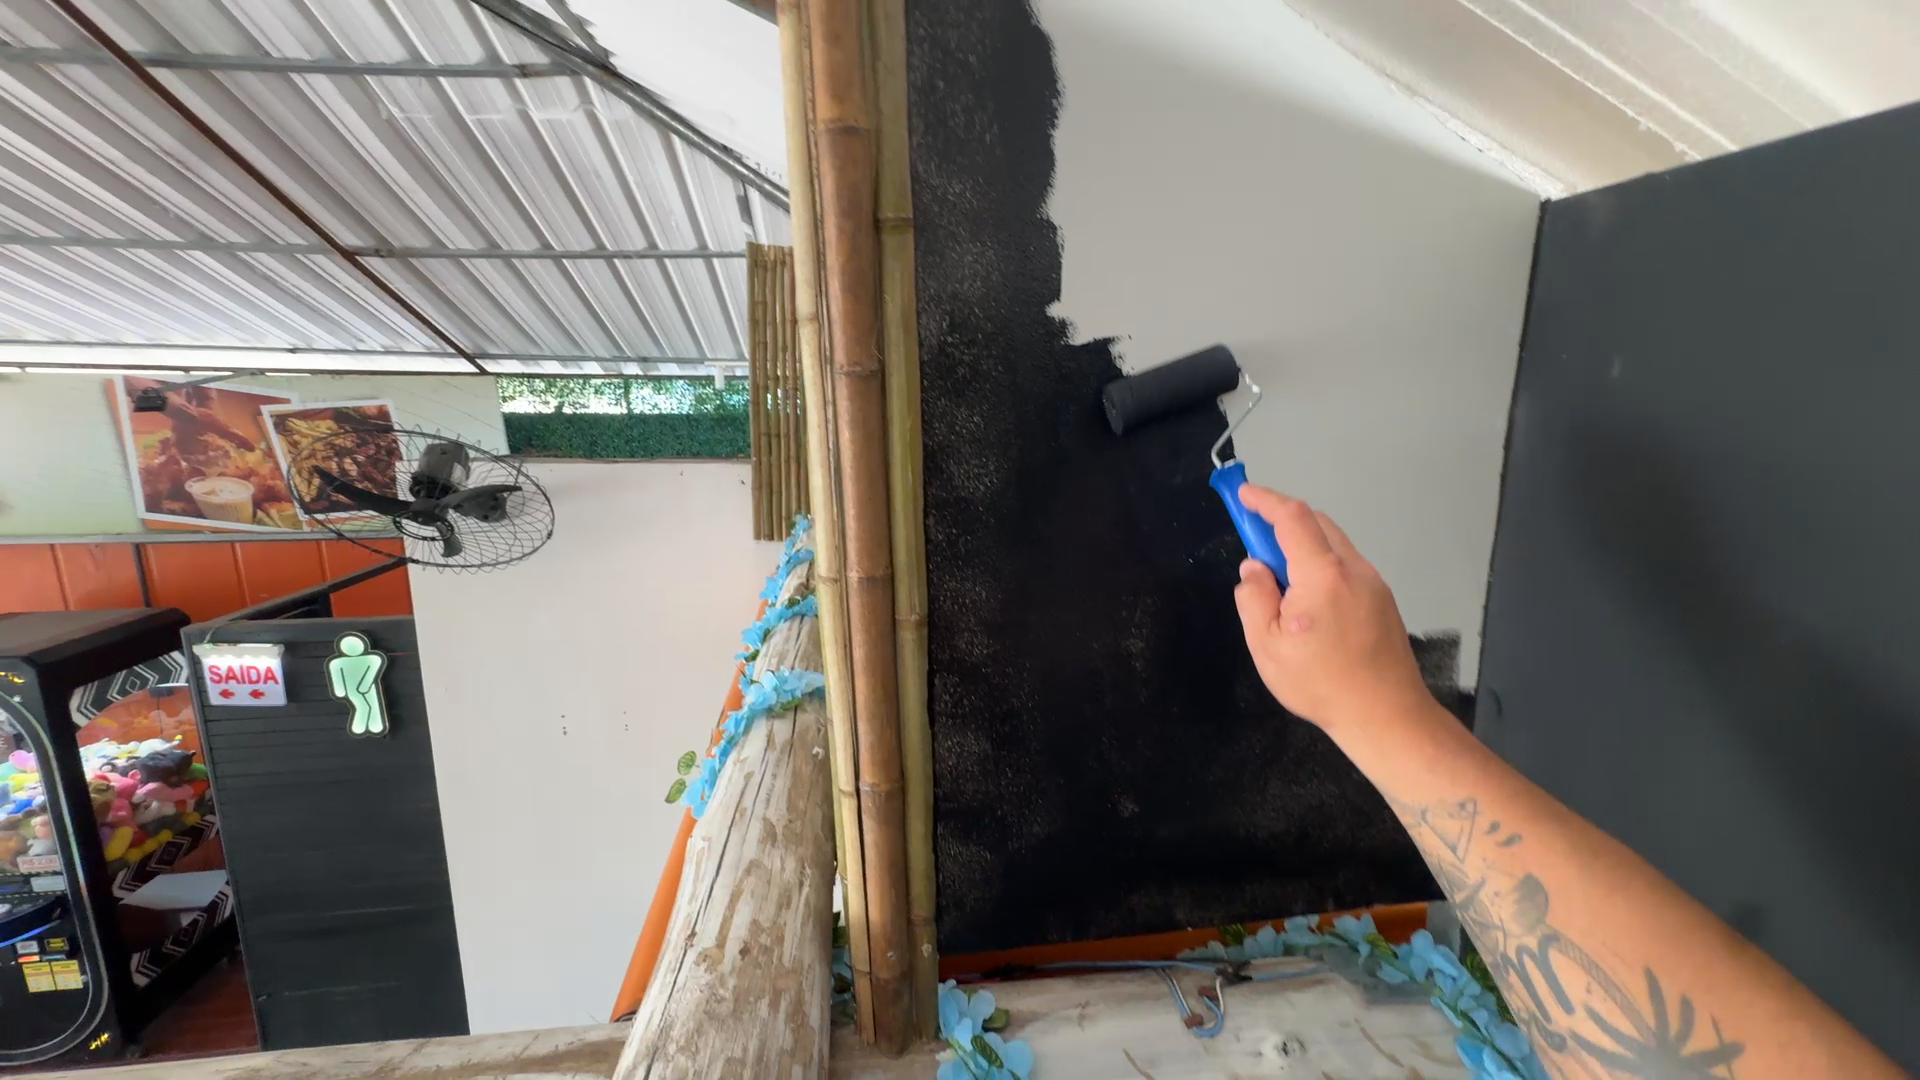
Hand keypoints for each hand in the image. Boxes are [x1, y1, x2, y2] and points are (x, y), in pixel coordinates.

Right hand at [1232, 486, 1432, 731]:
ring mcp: (1373, 583)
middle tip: (1252, 537)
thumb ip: (1254, 597)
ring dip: (1301, 542)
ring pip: (1332, 543)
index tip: (1243, 494)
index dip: (1265, 500)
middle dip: (1280, 519)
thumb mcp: (1266, 645)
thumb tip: (1254, 568)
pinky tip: (1304, 595)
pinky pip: (1344, 564)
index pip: (1292, 518)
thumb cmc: (1320, 683)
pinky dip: (1318, 561)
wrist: (1386, 715)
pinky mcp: (1381, 599)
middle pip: (1316, 523)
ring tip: (1276, 575)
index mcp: (1322, 575)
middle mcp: (1353, 570)